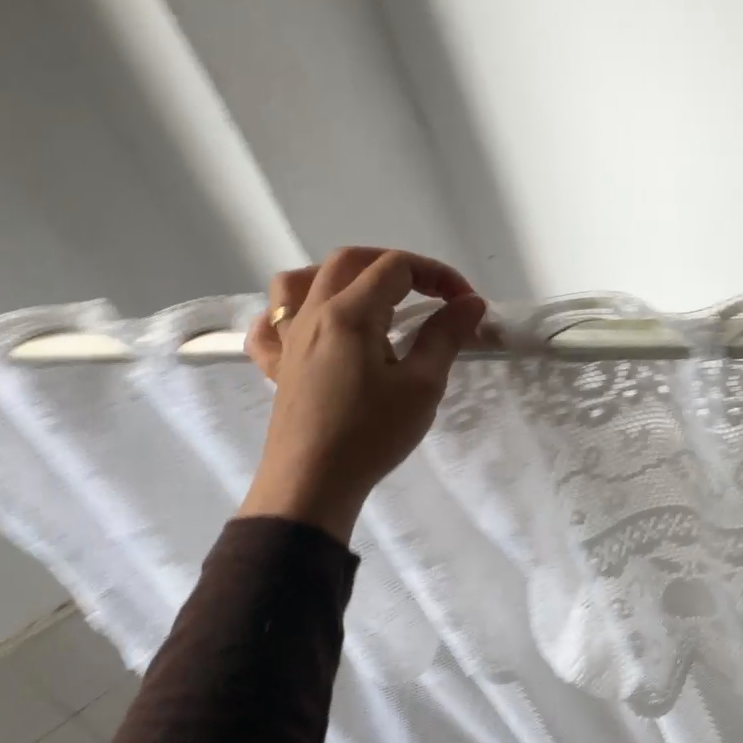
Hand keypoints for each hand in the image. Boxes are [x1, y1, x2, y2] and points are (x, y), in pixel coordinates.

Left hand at [239, 247, 486, 542]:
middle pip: (351, 261)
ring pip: (304, 279)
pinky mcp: (276, 363)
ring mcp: (287, 337)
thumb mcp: (424, 384)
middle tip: (434, 295)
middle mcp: (312, 314)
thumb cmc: (374, 432)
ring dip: (345, 276)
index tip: (466, 303)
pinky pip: (273, 320)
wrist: (313, 481)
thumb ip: (446, 336)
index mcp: (350, 314)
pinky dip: (297, 310)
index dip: (438, 275)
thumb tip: (469, 303)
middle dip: (400, 266)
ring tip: (376, 297)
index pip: (396, 268)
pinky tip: (319, 325)